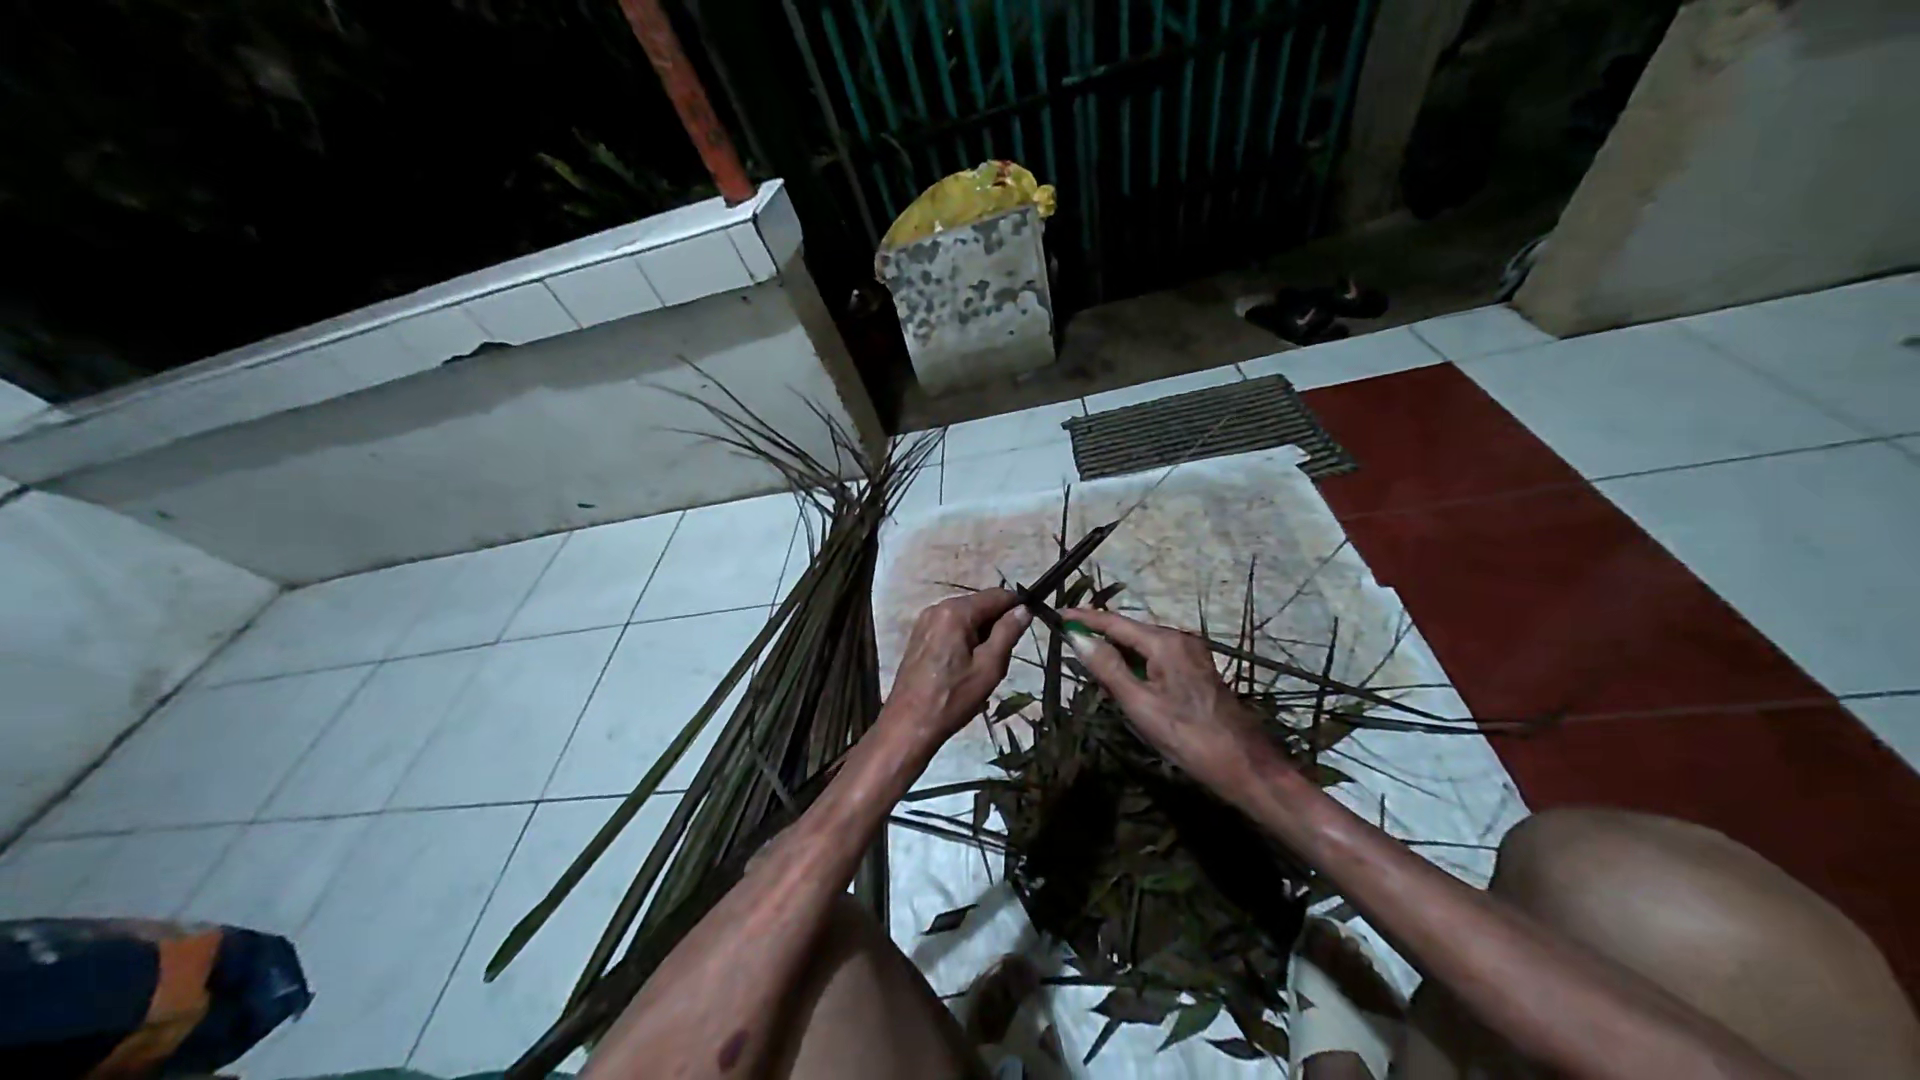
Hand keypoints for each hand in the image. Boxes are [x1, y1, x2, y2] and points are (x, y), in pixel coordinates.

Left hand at [886, 589, 1032, 740]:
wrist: (909, 724)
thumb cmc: (953, 697)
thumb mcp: (989, 667)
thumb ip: (1008, 632)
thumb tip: (1024, 609)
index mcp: (955, 612)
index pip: (996, 595)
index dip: (1017, 606)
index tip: (1028, 625)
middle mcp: (937, 608)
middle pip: (980, 605)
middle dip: (997, 624)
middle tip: (1002, 657)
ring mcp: (925, 621)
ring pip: (966, 617)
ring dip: (982, 634)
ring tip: (983, 666)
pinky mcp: (919, 636)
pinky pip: (951, 627)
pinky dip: (965, 639)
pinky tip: (965, 666)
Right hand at [1059, 608, 1275, 792]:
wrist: (1243, 764)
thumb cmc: (1187, 735)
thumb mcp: (1139, 703)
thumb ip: (1107, 668)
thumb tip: (1077, 637)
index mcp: (1165, 642)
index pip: (1115, 622)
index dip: (1085, 618)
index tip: (1058, 615)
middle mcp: (1180, 639)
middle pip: (1130, 630)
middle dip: (1100, 635)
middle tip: (1069, 642)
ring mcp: (1191, 654)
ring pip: (1143, 645)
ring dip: (1117, 651)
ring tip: (1090, 661)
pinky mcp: (1196, 671)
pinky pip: (1157, 658)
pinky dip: (1136, 663)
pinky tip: (1123, 678)